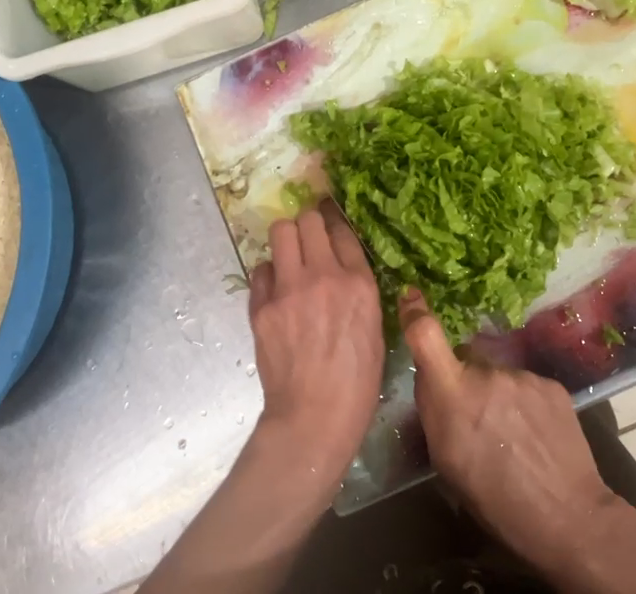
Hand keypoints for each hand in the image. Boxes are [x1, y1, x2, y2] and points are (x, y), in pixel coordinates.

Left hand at [247, 208, 385, 481]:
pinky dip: (269, 274)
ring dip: (286, 240)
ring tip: (290, 258)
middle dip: (308, 224)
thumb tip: (344, 268)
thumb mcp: (375, 329)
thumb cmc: (356, 383)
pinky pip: (261, 269)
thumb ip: (359, 290)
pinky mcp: (261, 305)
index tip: (329, 221)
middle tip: (308, 238)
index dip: (334, 222)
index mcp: (359, 283)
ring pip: (280, 231)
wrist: (314, 416)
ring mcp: (288, 289)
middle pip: (307, 220)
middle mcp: (322, 276)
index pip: (341, 230)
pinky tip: (276, 292)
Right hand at [400, 289, 616, 567]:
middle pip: (465, 360)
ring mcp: (523, 377)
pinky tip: (534, 436)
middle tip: (477, 420)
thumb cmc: (494, 501)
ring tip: (511, 436)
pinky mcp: (552, 385)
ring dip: (498, 395)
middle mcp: (487, 374)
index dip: (415, 313)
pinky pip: (526, 385)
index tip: (410, 295)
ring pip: (498, 375)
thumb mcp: (446, 462)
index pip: (426, 336)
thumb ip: (435, 411)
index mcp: (453, 395)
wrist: (568, 518)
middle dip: (465, 381)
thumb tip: (431, 382)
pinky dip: (525, 404)